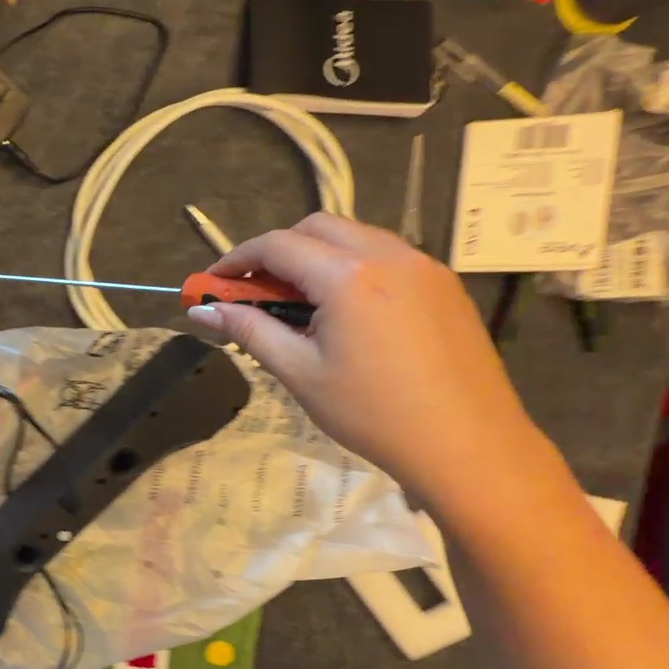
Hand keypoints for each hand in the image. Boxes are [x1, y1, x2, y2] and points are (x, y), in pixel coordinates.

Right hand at [187, 213, 548, 504]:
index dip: (237, 259)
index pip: (278, 245)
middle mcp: (389, 257)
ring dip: (315, 255)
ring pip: (355, 237)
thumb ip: (250, 331)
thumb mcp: (299, 372)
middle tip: (252, 290)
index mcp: (349, 276)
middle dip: (276, 250)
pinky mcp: (443, 287)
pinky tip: (340, 312)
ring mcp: (423, 268)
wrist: (466, 441)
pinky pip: (386, 258)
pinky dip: (350, 268)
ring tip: (294, 303)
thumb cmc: (371, 411)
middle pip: (318, 227)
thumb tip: (202, 312)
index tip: (212, 284)